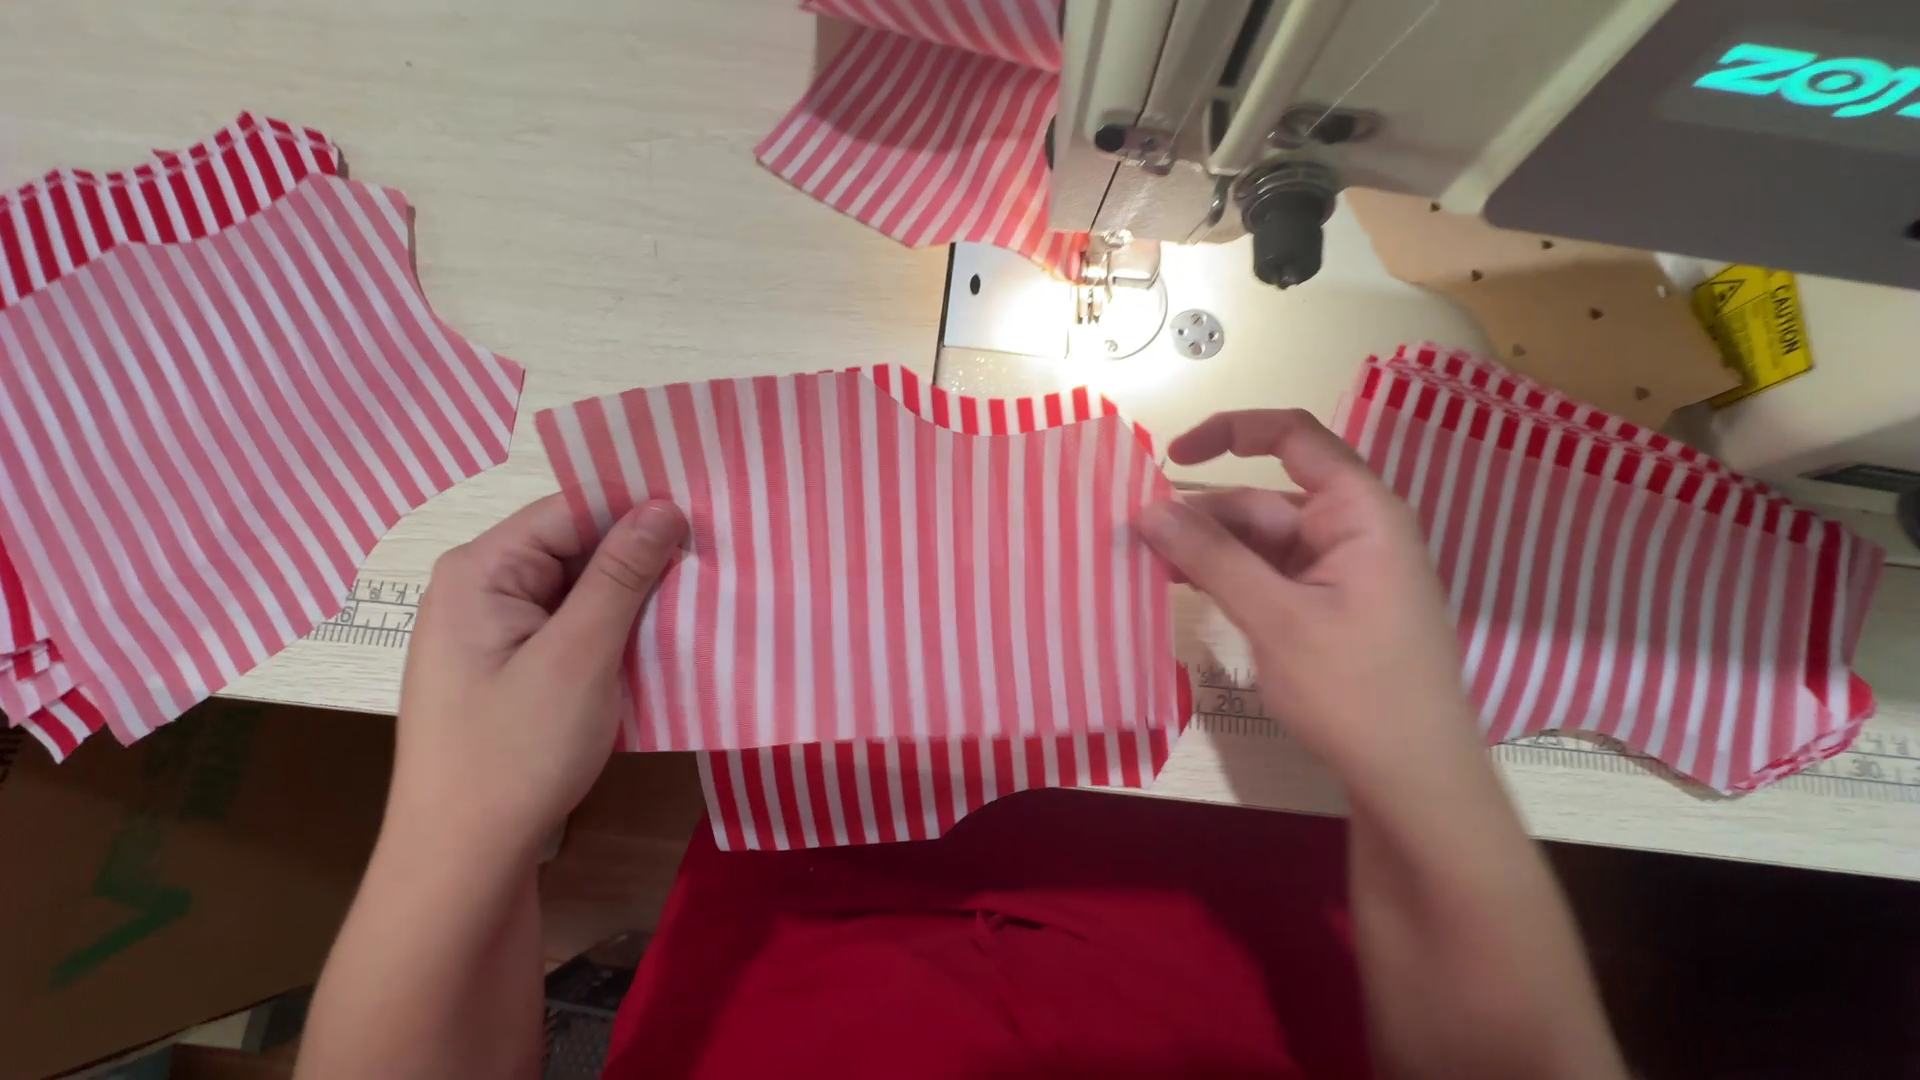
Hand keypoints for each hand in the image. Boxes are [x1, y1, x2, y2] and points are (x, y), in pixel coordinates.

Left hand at [390, 494, 687, 862]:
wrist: (464, 860)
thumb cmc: (517, 751)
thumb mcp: (580, 655)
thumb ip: (622, 574)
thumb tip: (664, 505)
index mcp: (480, 571)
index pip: (570, 511)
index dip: (636, 510)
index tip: (703, 517)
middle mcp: (482, 588)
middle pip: (574, 546)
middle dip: (639, 554)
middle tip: (710, 560)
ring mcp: (496, 630)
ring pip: (580, 587)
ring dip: (634, 595)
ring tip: (696, 596)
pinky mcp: (515, 665)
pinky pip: (574, 625)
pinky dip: (616, 627)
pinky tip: (659, 638)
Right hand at [1138, 410, 1479, 775]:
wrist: (1412, 779)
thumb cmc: (1355, 690)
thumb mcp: (1276, 618)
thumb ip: (1212, 557)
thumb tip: (1147, 507)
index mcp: (1360, 511)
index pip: (1293, 437)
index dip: (1230, 431)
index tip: (1170, 455)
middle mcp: (1350, 529)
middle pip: (1262, 498)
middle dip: (1200, 514)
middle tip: (1133, 535)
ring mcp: (1337, 571)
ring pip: (1258, 540)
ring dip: (1205, 550)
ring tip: (1146, 565)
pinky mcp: (1323, 606)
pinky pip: (1266, 574)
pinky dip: (1225, 576)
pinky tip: (1180, 586)